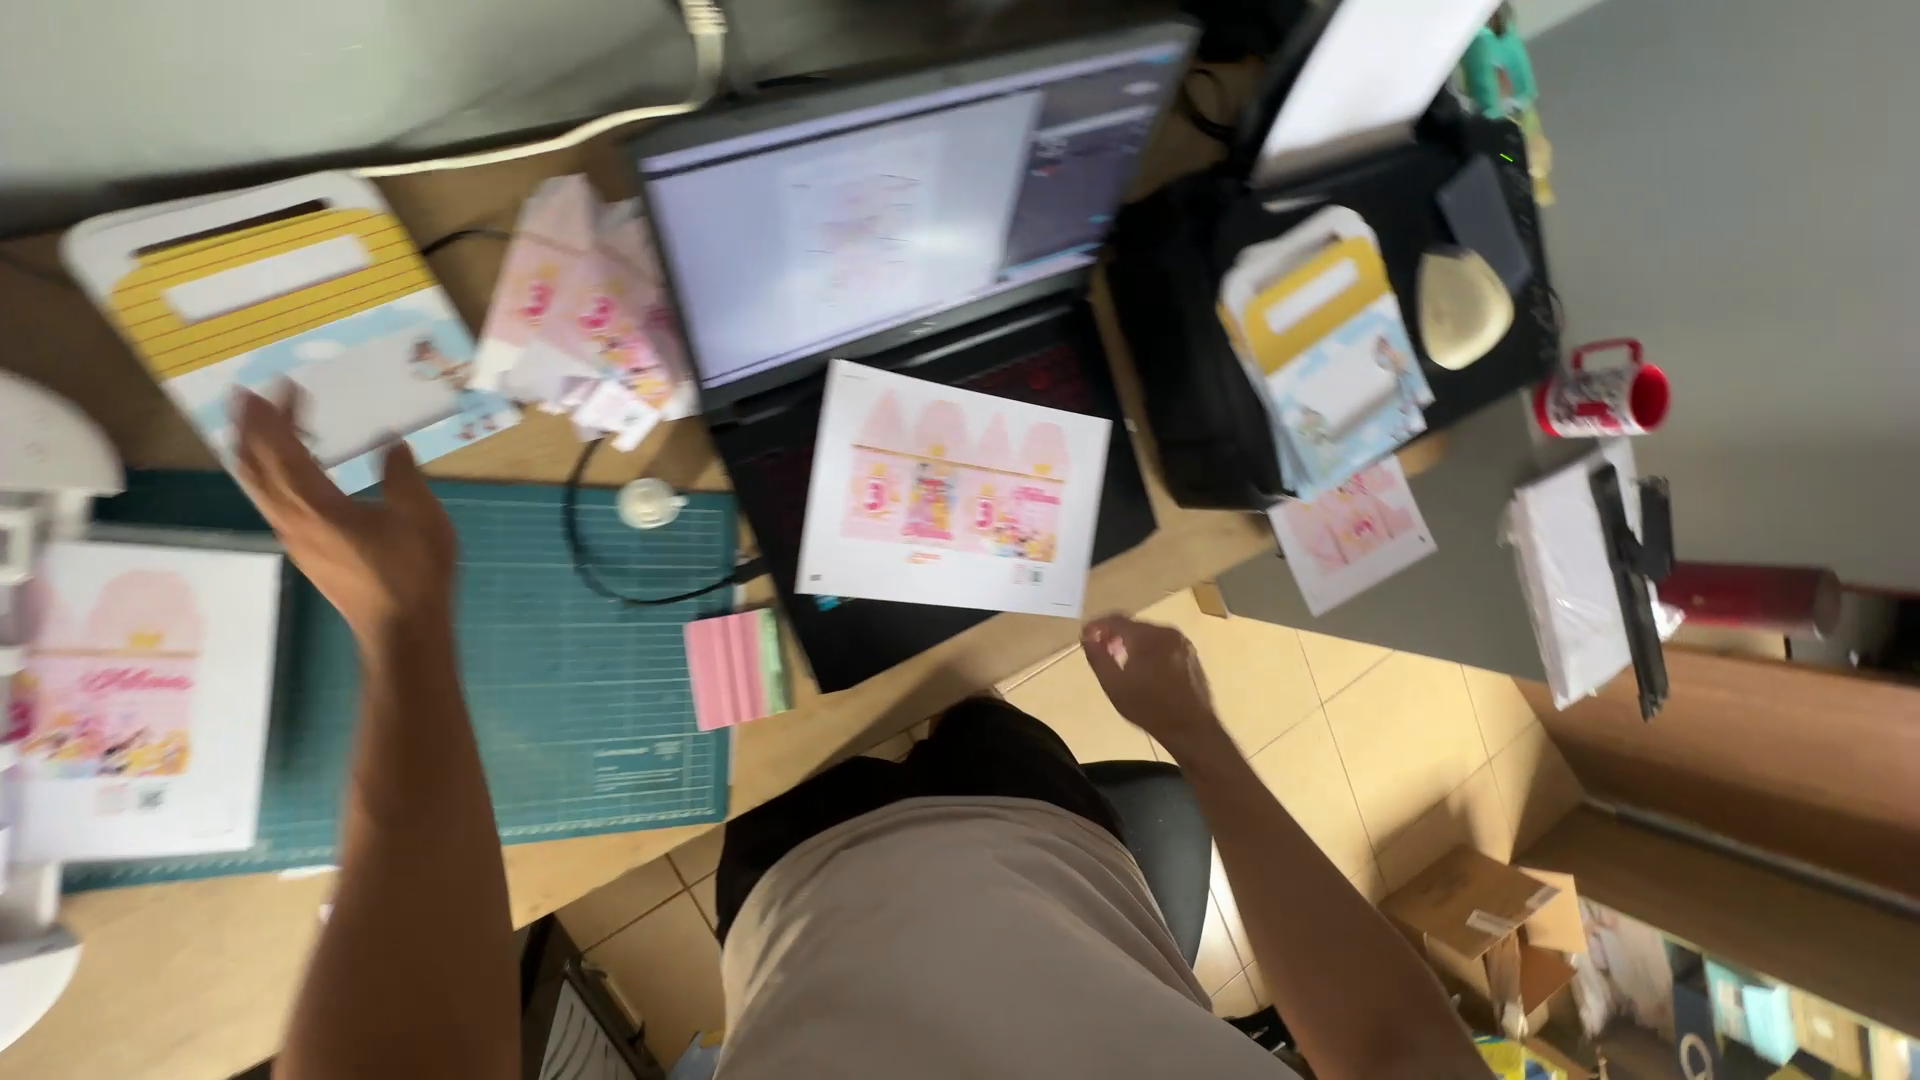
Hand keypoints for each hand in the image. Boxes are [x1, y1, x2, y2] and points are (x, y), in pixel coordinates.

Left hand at [230, 386, 457, 643]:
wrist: (402, 627)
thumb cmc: (413, 570)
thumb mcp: (420, 516)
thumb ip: (402, 475)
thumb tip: (391, 443)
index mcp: (315, 506)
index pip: (281, 449)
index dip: (277, 415)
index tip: (283, 386)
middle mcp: (291, 519)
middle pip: (252, 466)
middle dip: (248, 427)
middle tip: (251, 396)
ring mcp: (296, 538)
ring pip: (258, 486)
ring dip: (256, 451)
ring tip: (265, 428)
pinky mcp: (308, 552)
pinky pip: (275, 502)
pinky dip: (274, 474)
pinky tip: (296, 474)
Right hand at [1080, 615, 1225, 759]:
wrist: (1191, 729)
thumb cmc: (1148, 709)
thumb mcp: (1114, 685)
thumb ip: (1098, 657)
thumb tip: (1087, 637)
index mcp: (1146, 637)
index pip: (1115, 619)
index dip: (1097, 625)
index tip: (1085, 636)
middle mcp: (1166, 632)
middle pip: (1133, 625)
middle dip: (1114, 634)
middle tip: (1102, 651)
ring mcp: (1182, 642)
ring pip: (1148, 633)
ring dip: (1131, 642)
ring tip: (1120, 660)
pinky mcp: (1191, 654)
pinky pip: (1163, 643)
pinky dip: (1148, 648)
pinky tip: (1143, 668)